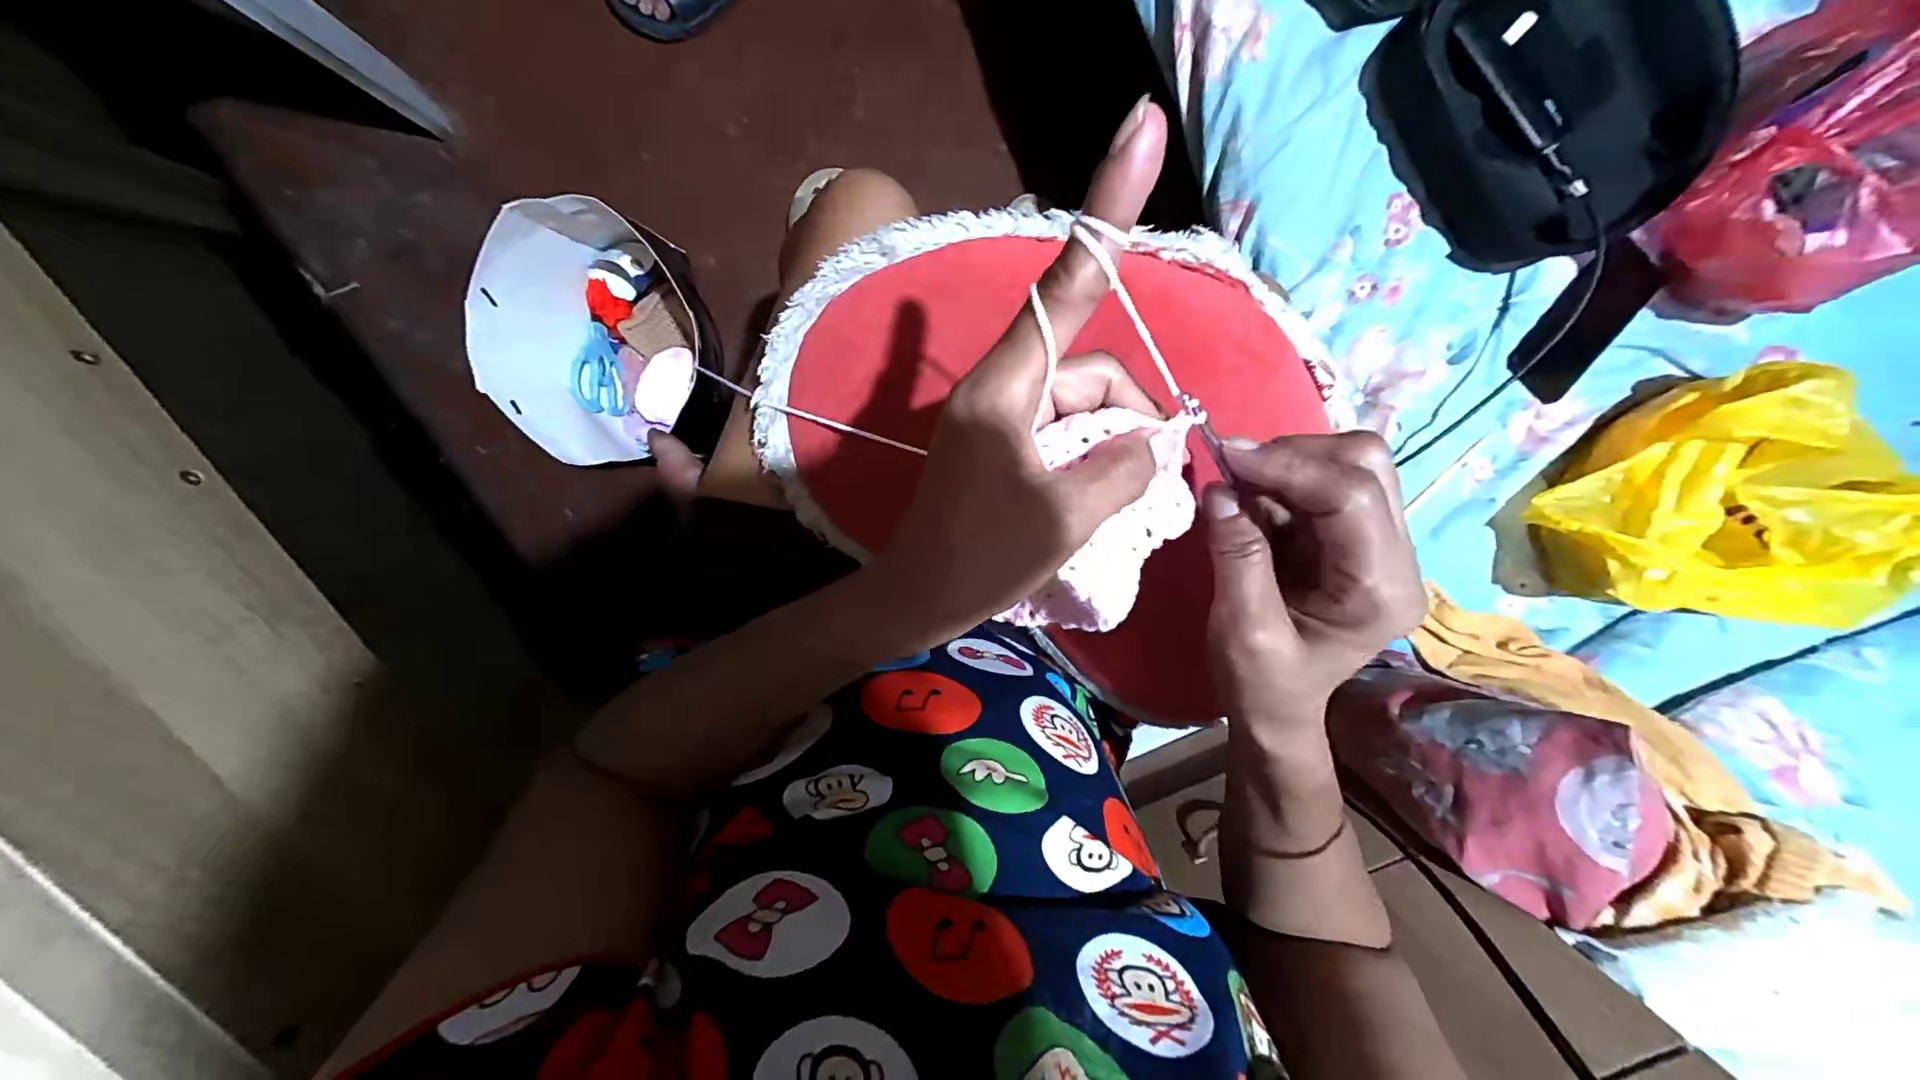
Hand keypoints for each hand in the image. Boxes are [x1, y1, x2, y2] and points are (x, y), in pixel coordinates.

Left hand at [870, 96, 1170, 639]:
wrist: (918, 597)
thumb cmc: (982, 558)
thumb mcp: (1066, 519)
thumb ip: (1122, 468)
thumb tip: (1155, 440)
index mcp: (1006, 388)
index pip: (1065, 287)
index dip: (1106, 212)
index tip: (1137, 133)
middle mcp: (1000, 386)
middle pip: (1086, 366)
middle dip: (1128, 410)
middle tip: (1153, 467)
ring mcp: (997, 414)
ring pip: (1076, 400)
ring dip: (1111, 437)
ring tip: (1128, 490)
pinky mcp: (997, 441)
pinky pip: (1059, 427)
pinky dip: (1089, 450)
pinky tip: (1105, 487)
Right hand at [1203, 433, 1425, 737]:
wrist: (1276, 711)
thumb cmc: (1261, 684)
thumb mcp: (1242, 629)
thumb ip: (1237, 557)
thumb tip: (1218, 490)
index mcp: (1380, 588)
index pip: (1352, 495)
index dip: (1288, 465)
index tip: (1224, 457)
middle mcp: (1397, 558)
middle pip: (1363, 465)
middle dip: (1292, 456)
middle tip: (1232, 471)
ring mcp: (1379, 545)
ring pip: (1348, 465)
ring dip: (1286, 465)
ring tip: (1236, 487)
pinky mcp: (1351, 539)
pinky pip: (1323, 484)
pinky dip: (1279, 481)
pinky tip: (1248, 500)